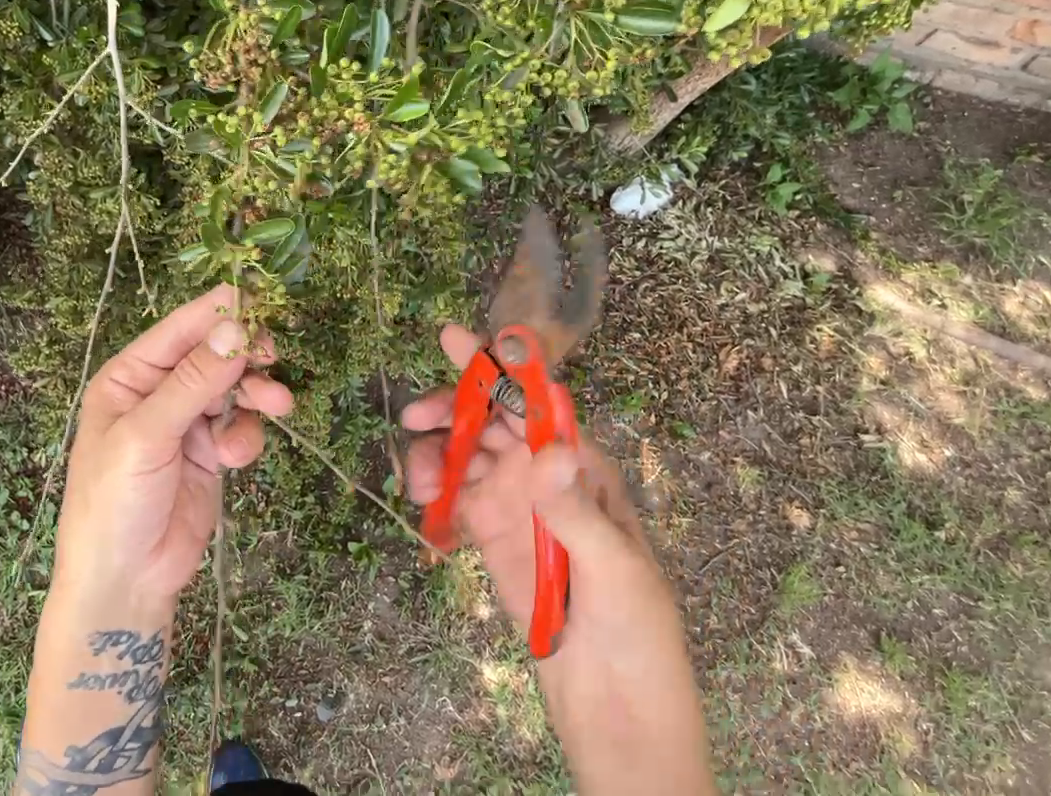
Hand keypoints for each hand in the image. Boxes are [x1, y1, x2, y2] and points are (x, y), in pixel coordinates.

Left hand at [52, 285, 293, 610]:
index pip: (178, 331)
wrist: (125, 581)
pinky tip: (235, 458)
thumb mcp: (148, 436)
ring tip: (279, 405)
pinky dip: (245, 437)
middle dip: (243, 356)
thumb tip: (235, 328)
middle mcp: (157, 393)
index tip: (259, 300)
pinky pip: (238, 427)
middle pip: (211, 356)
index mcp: (129, 377)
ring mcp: (185, 424)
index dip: (217, 313)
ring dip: (254, 396)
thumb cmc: (114, 500)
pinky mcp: (208, 454)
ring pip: (232, 390)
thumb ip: (192, 382)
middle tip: (273, 355)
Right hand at [403, 323, 714, 795]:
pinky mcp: (492, 539)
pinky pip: (454, 499)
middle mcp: (546, 477)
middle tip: (412, 418)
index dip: (498, 366)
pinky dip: (433, 495)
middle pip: (491, 421)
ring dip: (434, 457)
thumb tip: (546, 449)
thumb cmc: (637, 635)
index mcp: (584, 470)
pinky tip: (424, 510)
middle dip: (452, 409)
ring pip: (464, 457)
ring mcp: (516, 507)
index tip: (454, 339)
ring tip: (417, 485)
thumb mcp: (615, 573)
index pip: (539, 403)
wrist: (615, 712)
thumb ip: (574, 512)